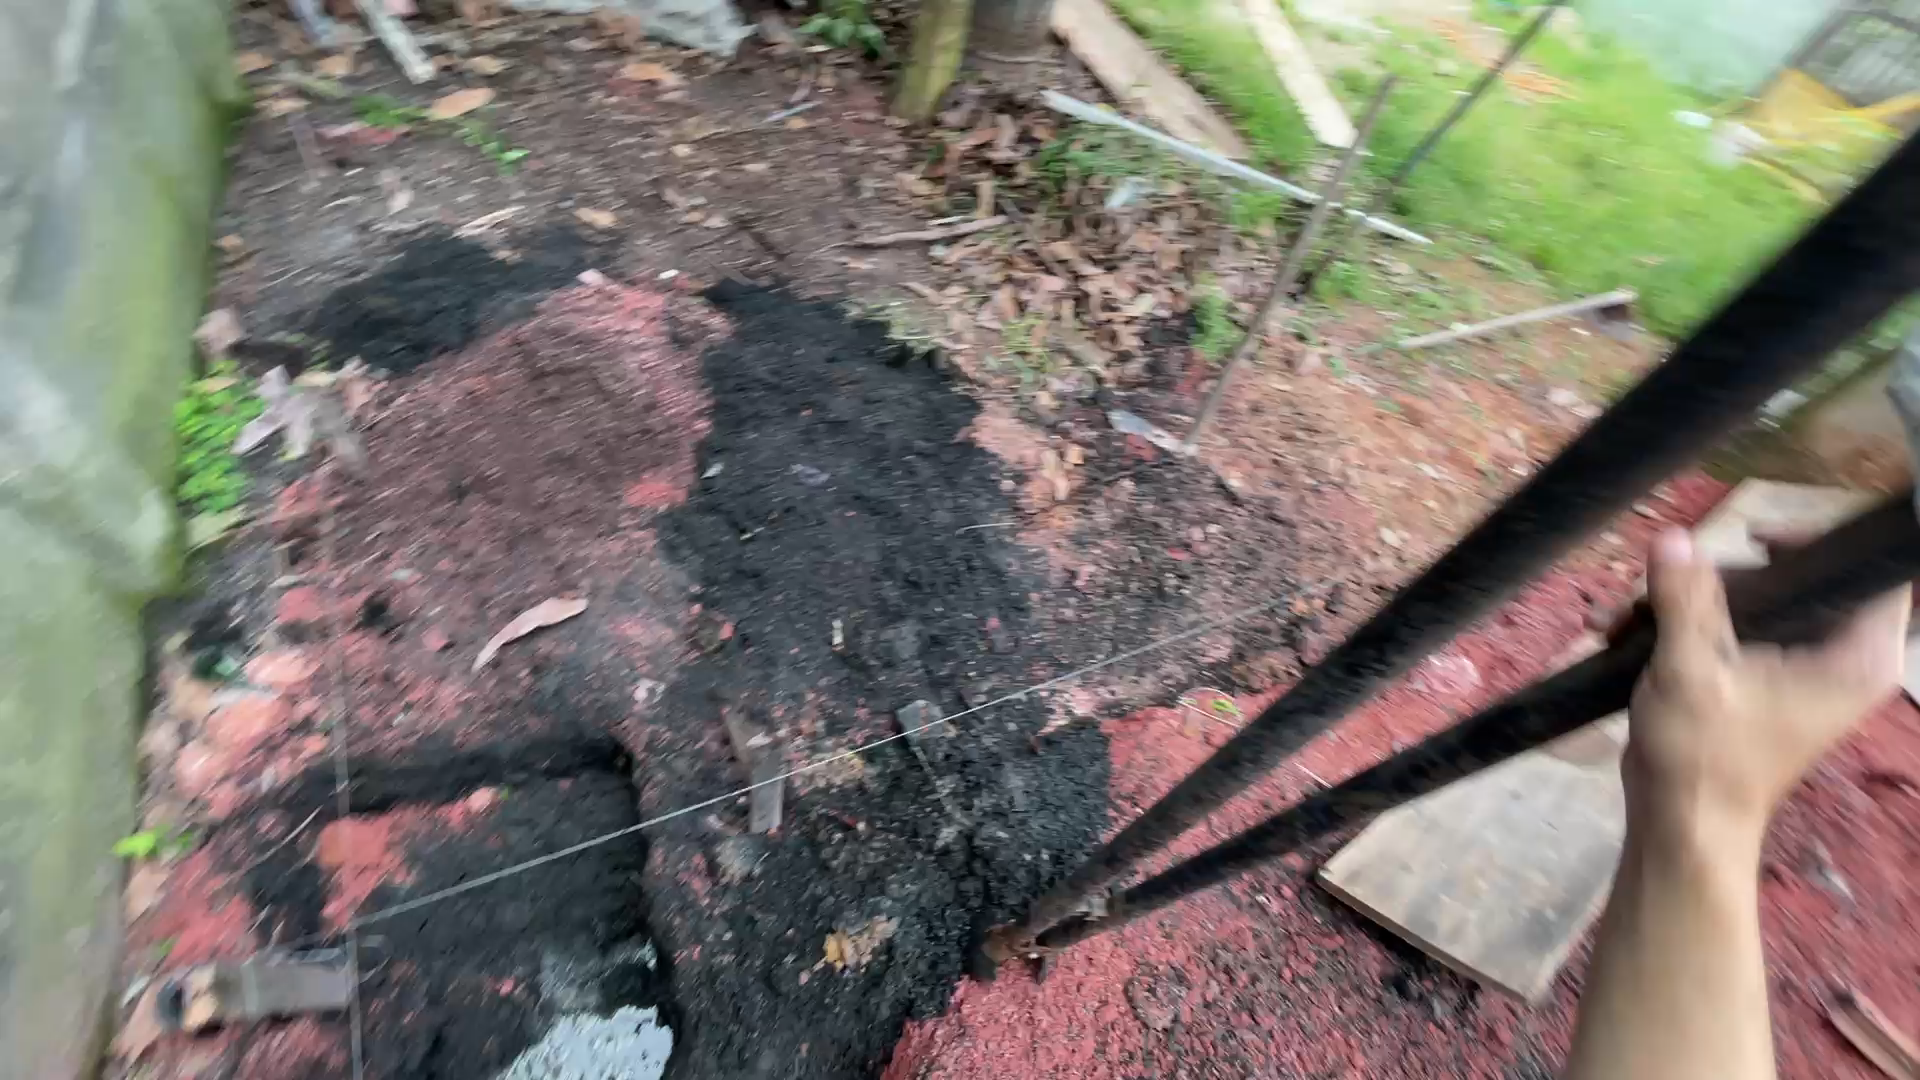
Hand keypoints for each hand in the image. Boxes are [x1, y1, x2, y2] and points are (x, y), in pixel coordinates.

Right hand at [1623, 527, 1910, 842]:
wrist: (1680, 815)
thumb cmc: (1703, 751)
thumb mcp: (1689, 669)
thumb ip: (1685, 600)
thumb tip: (1673, 537)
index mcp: (1853, 659)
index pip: (1871, 578)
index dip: (1821, 546)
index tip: (1751, 537)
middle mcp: (1833, 661)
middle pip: (1789, 585)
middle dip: (1714, 580)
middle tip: (1657, 590)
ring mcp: (1788, 673)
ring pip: (1744, 607)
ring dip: (1678, 605)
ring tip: (1622, 621)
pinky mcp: (1749, 683)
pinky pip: (1720, 633)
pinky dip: (1673, 628)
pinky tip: (1625, 636)